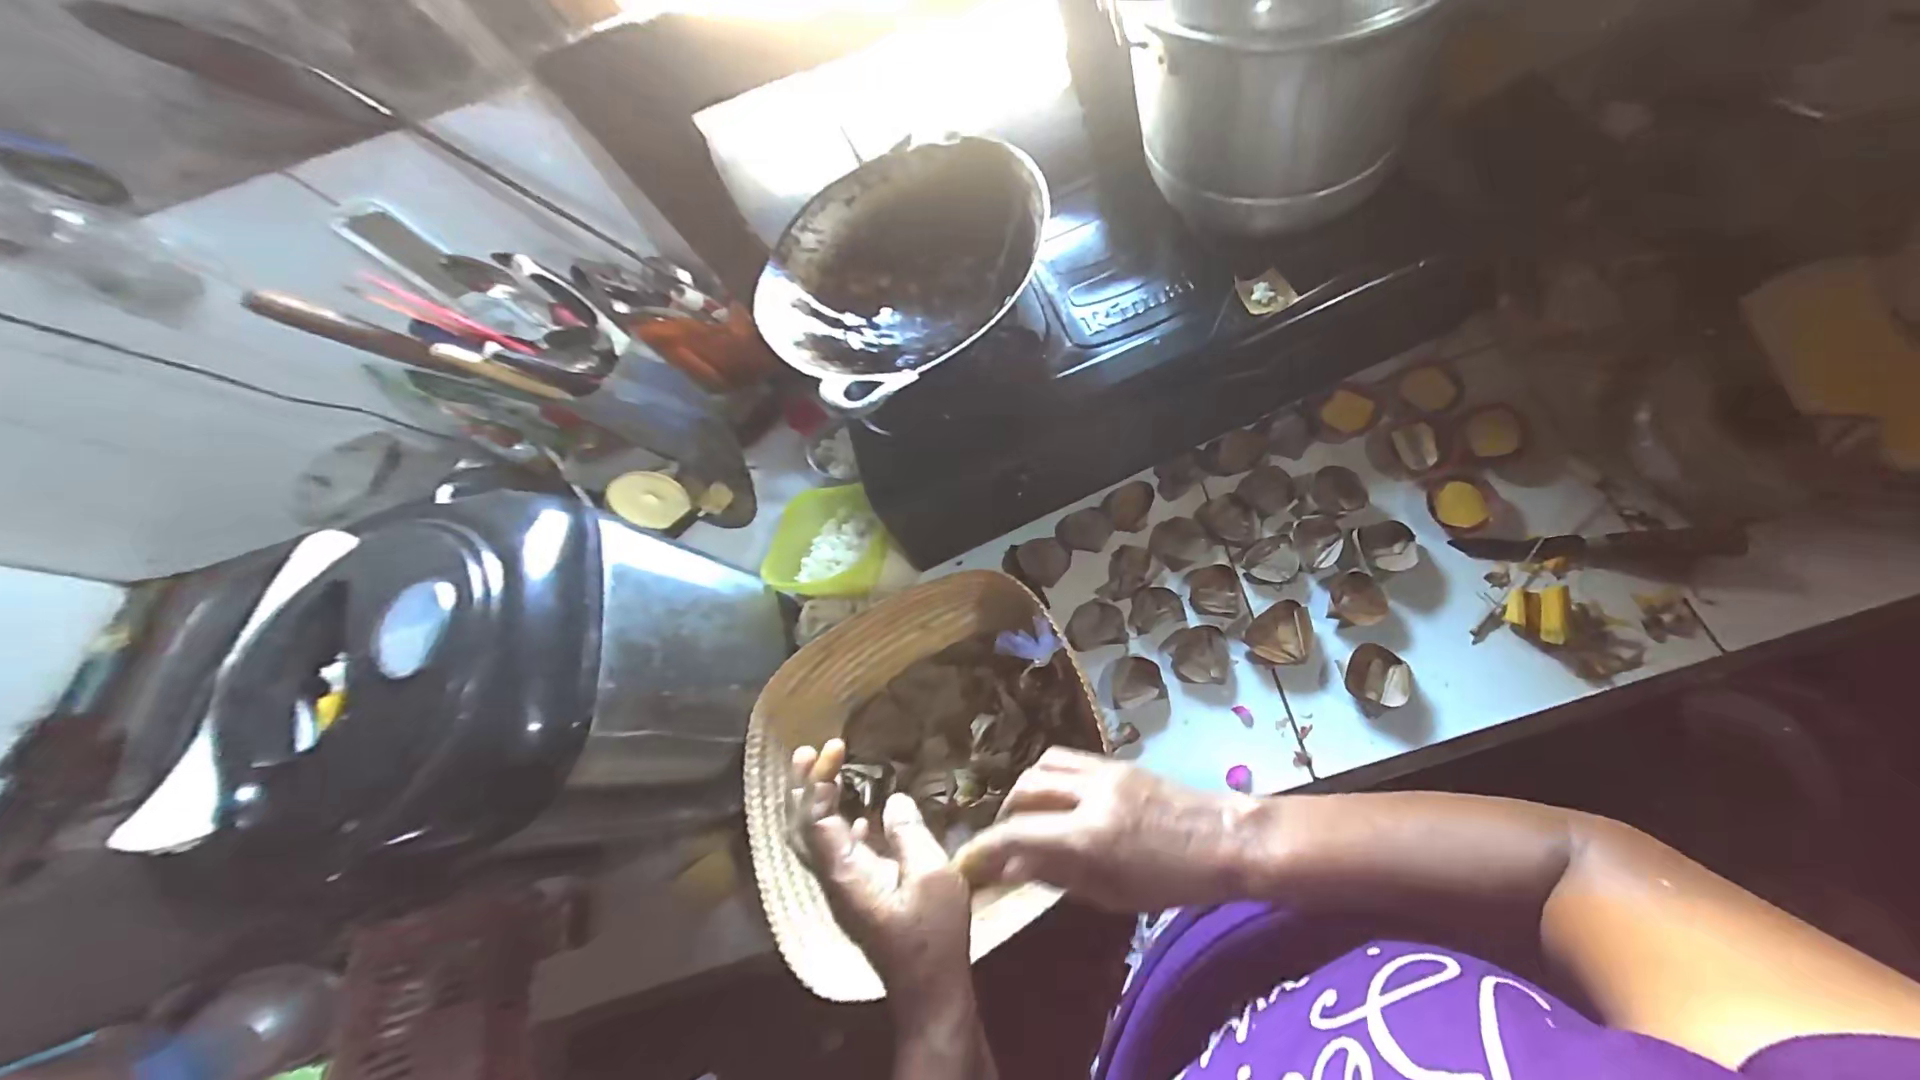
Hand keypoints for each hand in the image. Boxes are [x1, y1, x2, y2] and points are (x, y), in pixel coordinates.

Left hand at [792, 739, 972, 1008]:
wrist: (929, 990)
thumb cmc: (932, 934)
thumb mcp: (931, 875)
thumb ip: (908, 833)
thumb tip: (893, 801)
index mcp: (845, 873)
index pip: (815, 818)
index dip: (818, 780)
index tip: (836, 747)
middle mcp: (834, 880)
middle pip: (802, 828)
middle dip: (802, 787)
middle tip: (807, 751)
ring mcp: (844, 890)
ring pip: (815, 840)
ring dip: (815, 803)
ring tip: (823, 772)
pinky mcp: (858, 897)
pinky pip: (836, 853)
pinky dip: (838, 826)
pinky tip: (858, 817)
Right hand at [953, 748, 1265, 912]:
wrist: (1225, 839)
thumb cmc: (1173, 882)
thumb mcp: (1112, 895)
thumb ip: (1057, 875)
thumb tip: (1010, 867)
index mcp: (1089, 837)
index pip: (1018, 833)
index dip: (984, 848)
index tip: (966, 862)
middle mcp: (1090, 795)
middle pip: (1024, 789)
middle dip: (1004, 815)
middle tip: (1002, 841)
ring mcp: (1103, 771)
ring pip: (1041, 765)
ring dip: (1024, 790)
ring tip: (1026, 815)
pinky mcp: (1114, 761)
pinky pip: (1066, 759)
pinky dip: (1048, 776)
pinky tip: (1055, 797)